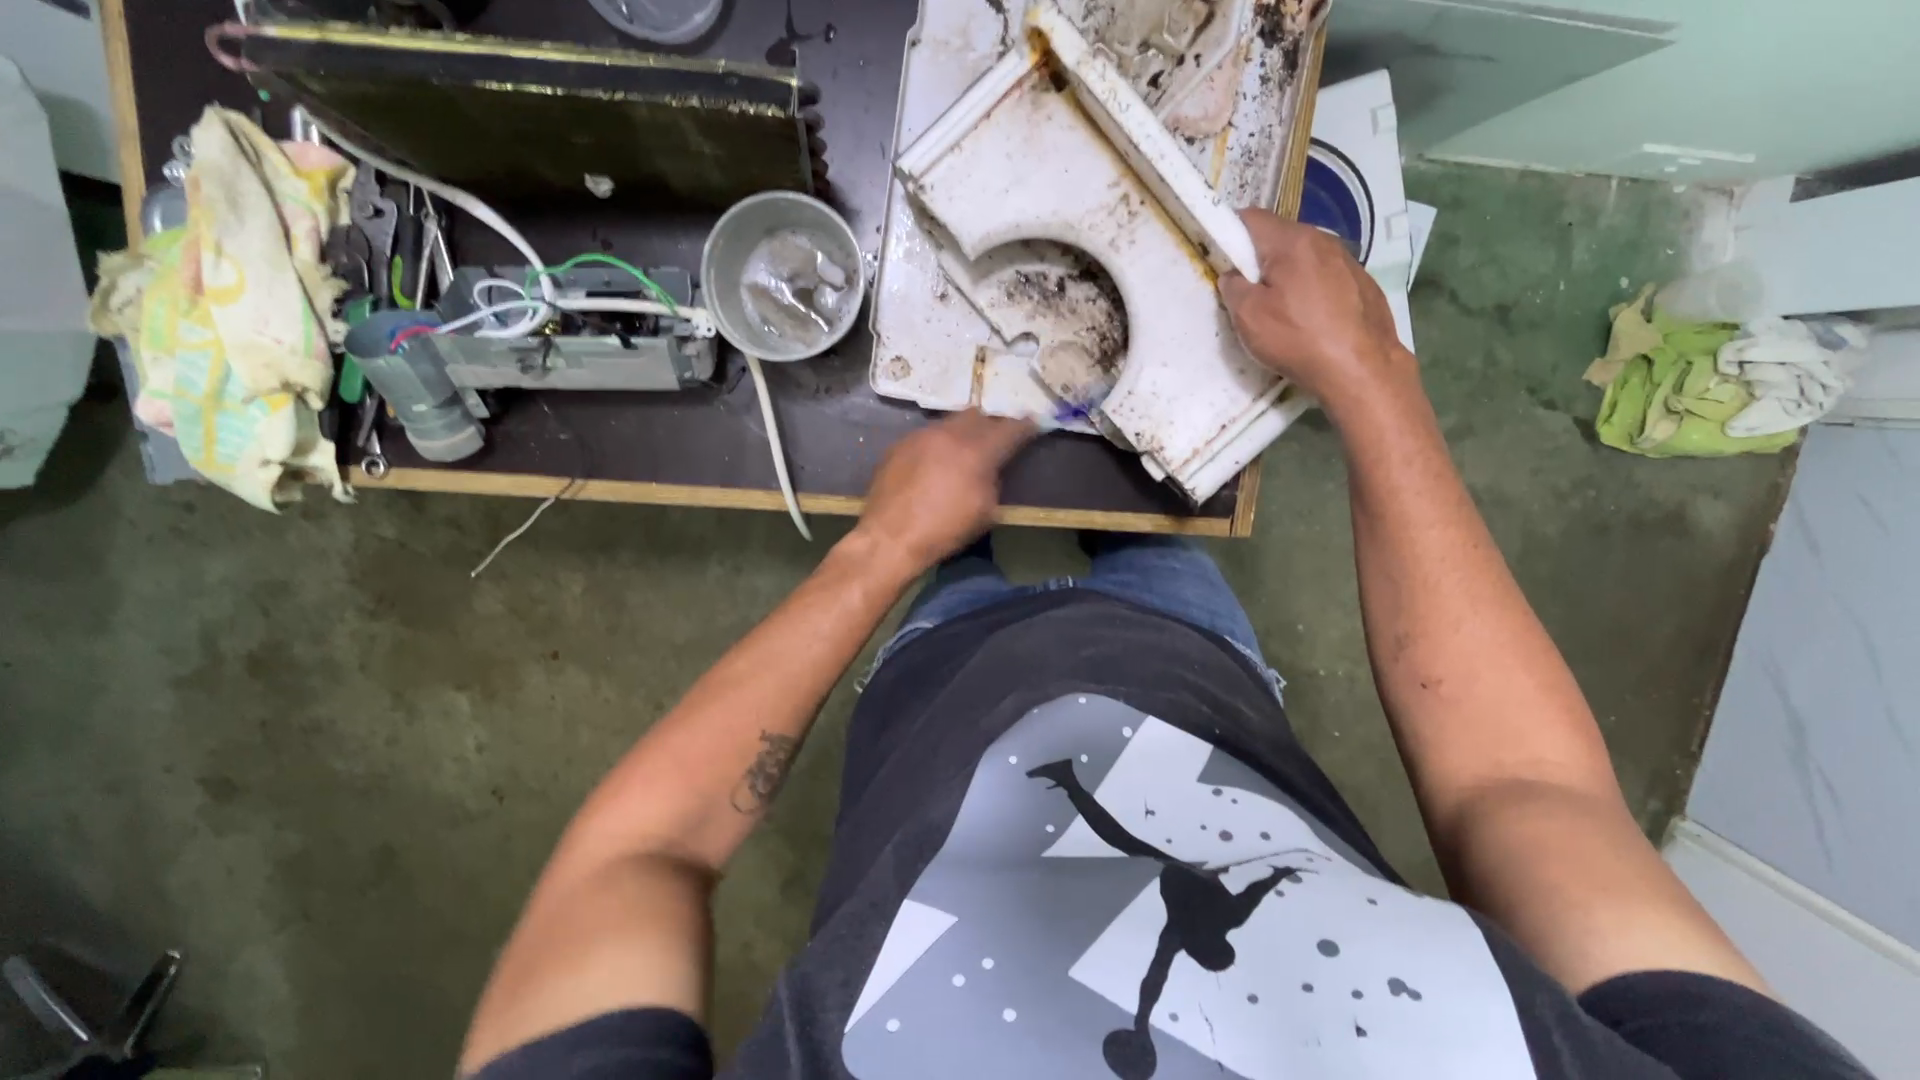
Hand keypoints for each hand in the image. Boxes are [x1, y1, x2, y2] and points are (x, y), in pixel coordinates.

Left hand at [854, 411, 1037, 575]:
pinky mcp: (899, 444)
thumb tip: (990, 468)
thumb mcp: (986, 511)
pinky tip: (934, 462)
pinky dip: (938, 444)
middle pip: (978, 415)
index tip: (1033, 425)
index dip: (1025, 426)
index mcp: (977, 451)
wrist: (890, 537)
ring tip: (963, 450)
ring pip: (950, 423)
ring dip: (962, 433)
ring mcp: (921, 436)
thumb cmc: (945, 530)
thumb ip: (993, 481)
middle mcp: (949, 434)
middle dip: (990, 424)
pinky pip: (927, 436)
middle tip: (996, 438)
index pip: (1010, 428)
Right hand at [1220, 209, 1418, 415]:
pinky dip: (1312, 289)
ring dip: (1288, 274)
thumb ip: (1233, 288)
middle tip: (1247, 290)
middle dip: (1259, 257)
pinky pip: (1327, 276)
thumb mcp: (1248, 317)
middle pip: (1280, 237)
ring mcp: (1348, 261)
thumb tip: (1234, 276)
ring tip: (1281, 308)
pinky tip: (1311, 318)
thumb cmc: (1298, 339)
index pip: (1252, 218)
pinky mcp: (1363, 283)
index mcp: (1292, 242)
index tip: (1221, 258)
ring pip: (1305, 257)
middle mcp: (1323, 241)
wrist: (1361, 369)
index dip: (1230, 232)